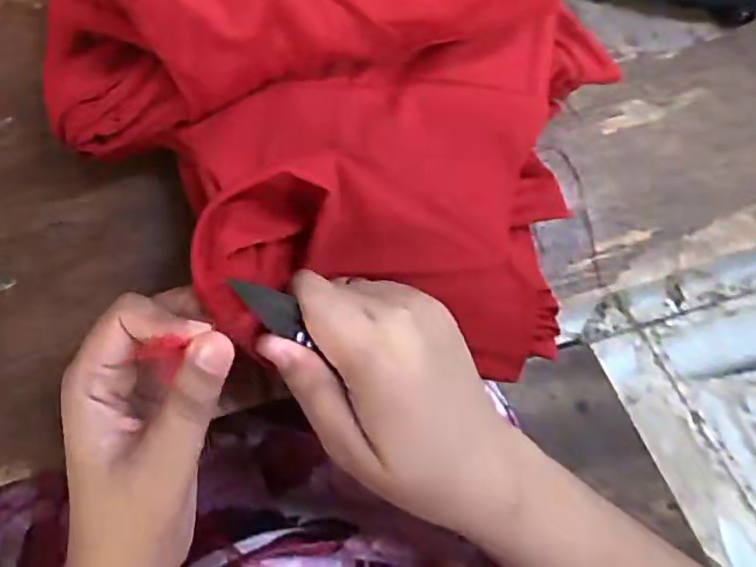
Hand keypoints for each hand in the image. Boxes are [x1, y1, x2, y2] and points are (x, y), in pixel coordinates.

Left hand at [61, 293, 234, 566]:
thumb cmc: (133, 524)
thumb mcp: (165, 462)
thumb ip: (190, 400)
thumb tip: (219, 336)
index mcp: (89, 378)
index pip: (125, 317)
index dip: (166, 318)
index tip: (210, 337)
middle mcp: (107, 369)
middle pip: (147, 316)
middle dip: (189, 315)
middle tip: (236, 323)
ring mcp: (130, 381)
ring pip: (166, 332)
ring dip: (201, 329)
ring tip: (242, 330)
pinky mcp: (154, 396)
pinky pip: (179, 358)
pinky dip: (205, 353)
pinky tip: (236, 352)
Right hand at [255, 273, 519, 544]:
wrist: (488, 468)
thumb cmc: (410, 469)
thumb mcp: (346, 446)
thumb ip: (307, 384)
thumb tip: (266, 337)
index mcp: (371, 345)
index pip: (308, 287)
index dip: (292, 309)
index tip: (298, 346)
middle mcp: (395, 308)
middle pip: (328, 286)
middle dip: (318, 316)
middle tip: (335, 366)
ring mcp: (418, 300)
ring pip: (352, 285)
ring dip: (346, 313)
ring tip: (366, 361)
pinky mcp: (432, 300)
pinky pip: (378, 289)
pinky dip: (371, 311)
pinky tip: (390, 350)